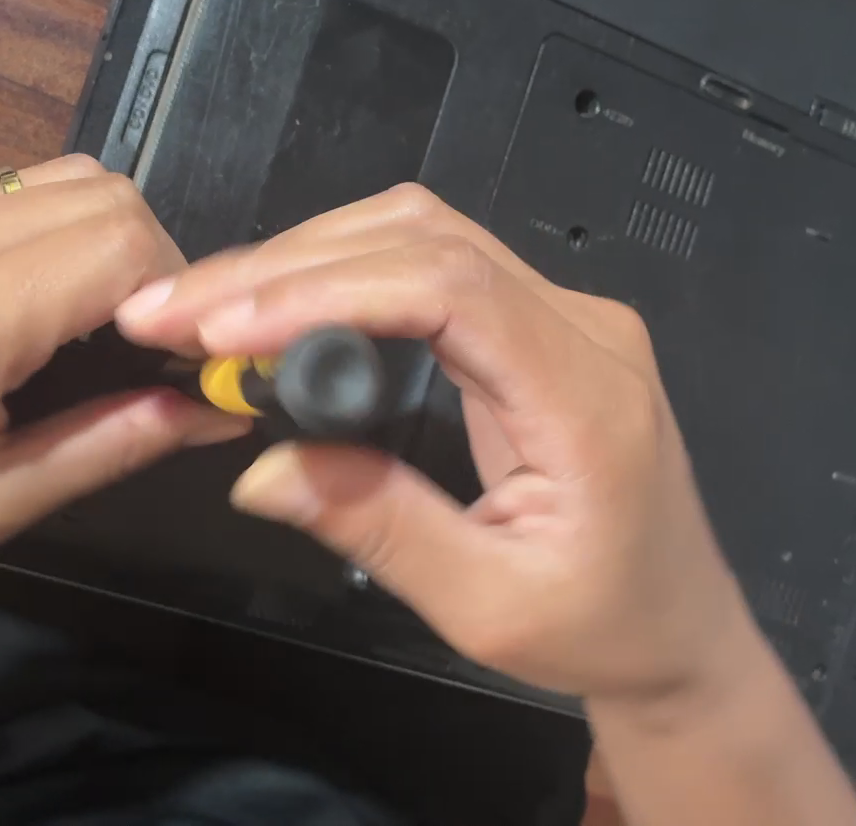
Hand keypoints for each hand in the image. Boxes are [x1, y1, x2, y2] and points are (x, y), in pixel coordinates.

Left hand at [0, 155, 250, 638]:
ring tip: (107, 316)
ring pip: (60, 177)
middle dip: (154, 257)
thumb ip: (119, 441)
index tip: (181, 355)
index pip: (117, 245)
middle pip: (100, 192)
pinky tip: (47, 298)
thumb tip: (217, 415)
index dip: (176, 291)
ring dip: (109, 235)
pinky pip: (9, 192)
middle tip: (150, 339)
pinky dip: (59, 228)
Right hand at [114, 184, 755, 707]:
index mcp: (583, 392)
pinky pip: (426, 260)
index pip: (448, 289)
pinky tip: (281, 299)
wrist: (676, 622)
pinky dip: (337, 269)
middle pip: (422, 239)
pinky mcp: (528, 316)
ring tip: (212, 302)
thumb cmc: (600, 624)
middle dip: (286, 265)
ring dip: (304, 257)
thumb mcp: (487, 604)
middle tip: (179, 306)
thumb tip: (262, 471)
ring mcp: (557, 309)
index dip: (326, 290)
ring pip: (417, 232)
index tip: (226, 327)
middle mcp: (578, 322)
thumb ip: (379, 525)